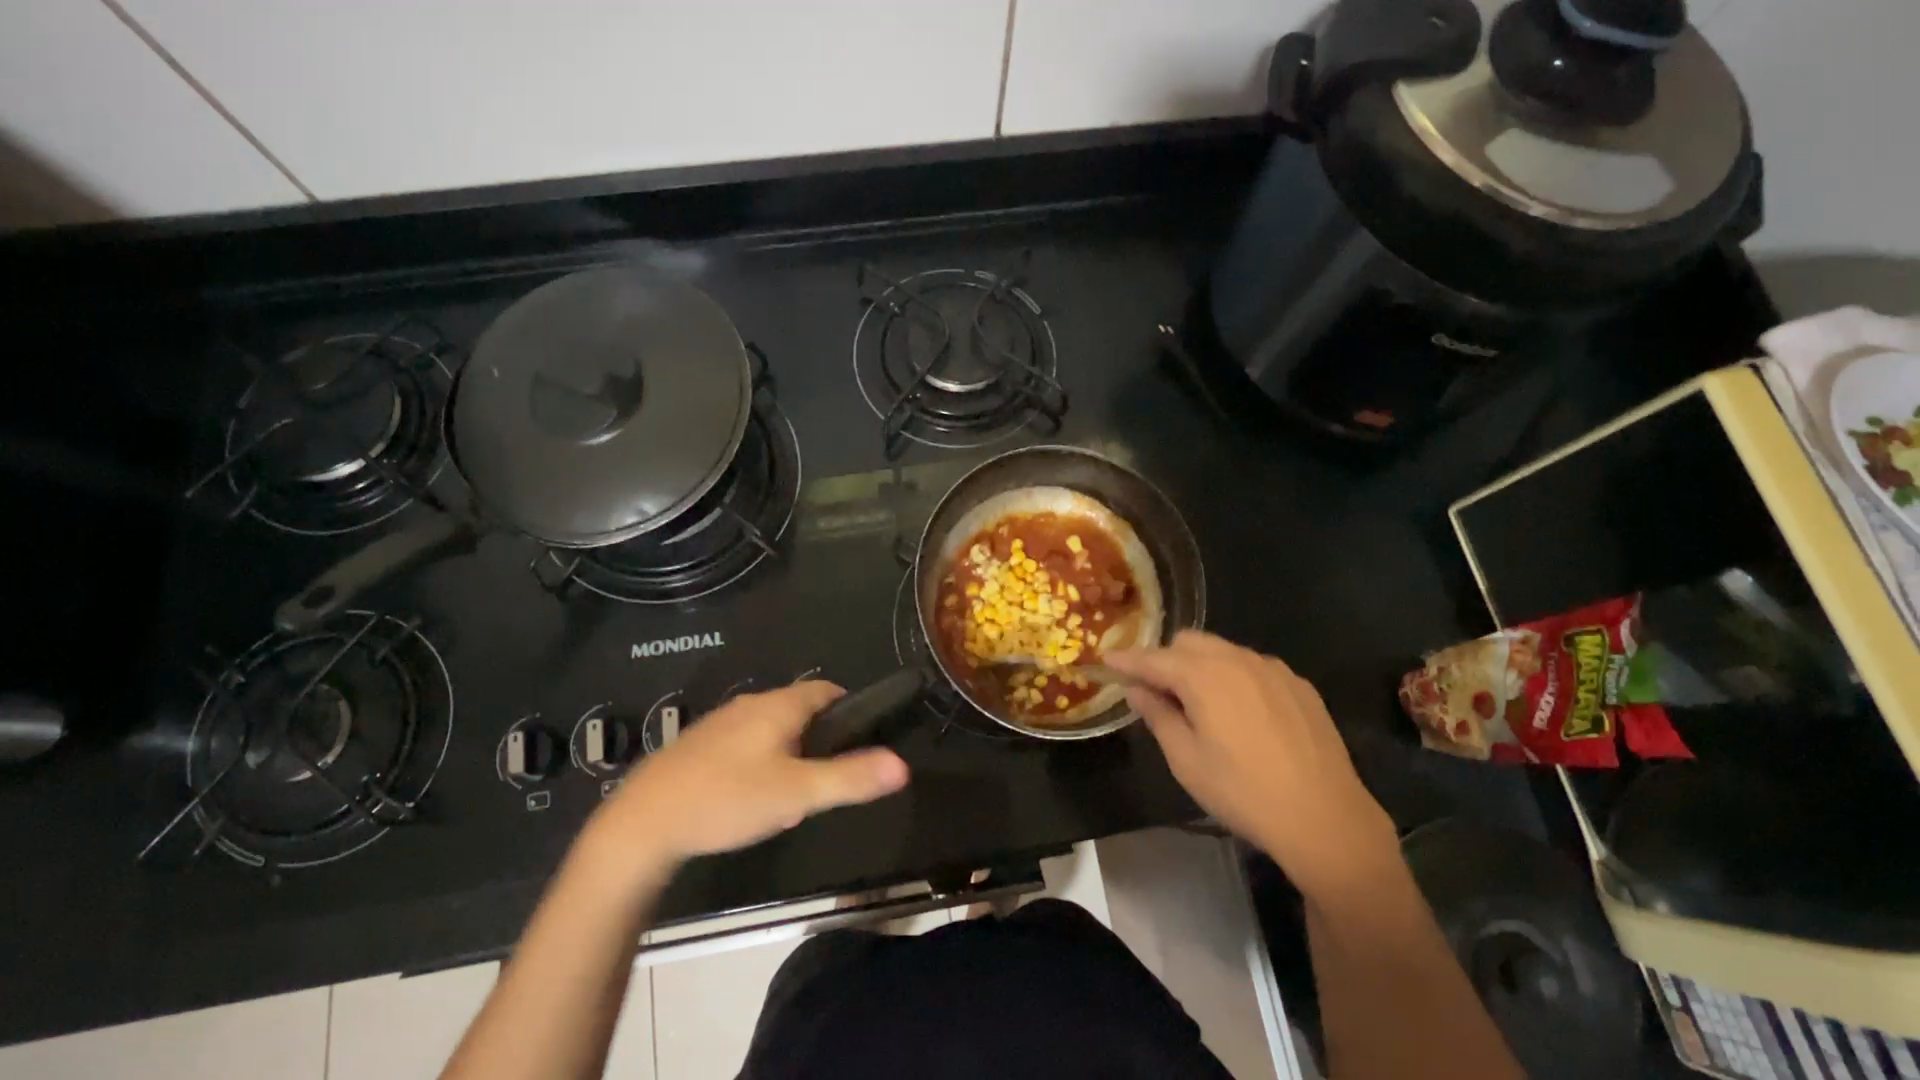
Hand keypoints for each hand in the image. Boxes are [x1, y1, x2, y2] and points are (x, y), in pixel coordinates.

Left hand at [578, 682, 908, 876]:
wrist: (643, 824)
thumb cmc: (726, 800)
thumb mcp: (797, 794)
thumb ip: (850, 779)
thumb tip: (903, 764)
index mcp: (776, 706)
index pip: (826, 690)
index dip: (851, 711)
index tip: (864, 741)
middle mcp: (748, 705)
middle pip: (799, 711)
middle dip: (819, 743)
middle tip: (828, 783)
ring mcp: (718, 725)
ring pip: (770, 732)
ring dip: (789, 758)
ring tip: (792, 800)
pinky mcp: (696, 749)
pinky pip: (743, 748)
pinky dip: (759, 767)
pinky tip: (750, 804)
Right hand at [1104, 631, 1398, 898]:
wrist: (1323, 816)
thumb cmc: (1242, 792)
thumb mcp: (1186, 760)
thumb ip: (1158, 716)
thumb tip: (1137, 690)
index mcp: (1204, 675)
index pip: (1154, 658)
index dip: (1127, 660)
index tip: (1106, 661)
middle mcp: (1239, 660)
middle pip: (1190, 642)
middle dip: (1166, 659)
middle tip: (1154, 692)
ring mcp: (1274, 670)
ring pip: (1225, 652)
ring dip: (1201, 667)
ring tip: (1197, 704)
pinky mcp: (1300, 687)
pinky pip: (1255, 668)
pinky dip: (1235, 679)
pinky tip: (1240, 715)